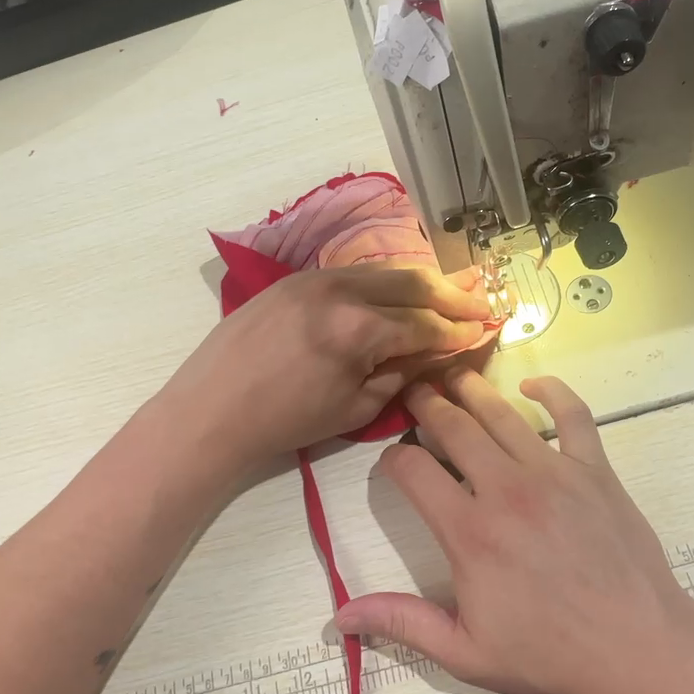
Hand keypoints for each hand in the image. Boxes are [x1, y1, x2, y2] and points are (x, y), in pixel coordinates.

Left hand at [157, 266, 490, 472]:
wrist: (211, 410)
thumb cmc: (284, 421)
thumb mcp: (354, 410)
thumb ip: (400, 374)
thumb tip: (435, 353)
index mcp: (358, 329)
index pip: (424, 324)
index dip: (457, 332)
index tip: (482, 333)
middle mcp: (340, 290)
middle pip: (412, 283)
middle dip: (452, 295)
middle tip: (481, 304)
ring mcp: (313, 277)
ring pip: (383, 271)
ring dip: (420, 283)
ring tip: (449, 293)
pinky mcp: (293, 278)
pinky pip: (352, 274)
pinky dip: (383, 282)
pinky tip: (397, 293)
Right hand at [333, 370, 693, 693]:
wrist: (637, 650)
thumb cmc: (549, 656)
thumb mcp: (465, 653)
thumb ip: (402, 622)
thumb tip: (340, 615)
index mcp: (469, 532)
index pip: (412, 470)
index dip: (392, 459)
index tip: (391, 462)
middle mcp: (506, 489)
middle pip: (453, 427)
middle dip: (426, 406)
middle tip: (414, 394)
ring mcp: (554, 473)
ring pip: (502, 413)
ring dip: (472, 390)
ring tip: (453, 376)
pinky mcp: (594, 470)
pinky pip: (574, 415)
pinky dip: (553, 391)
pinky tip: (533, 385)